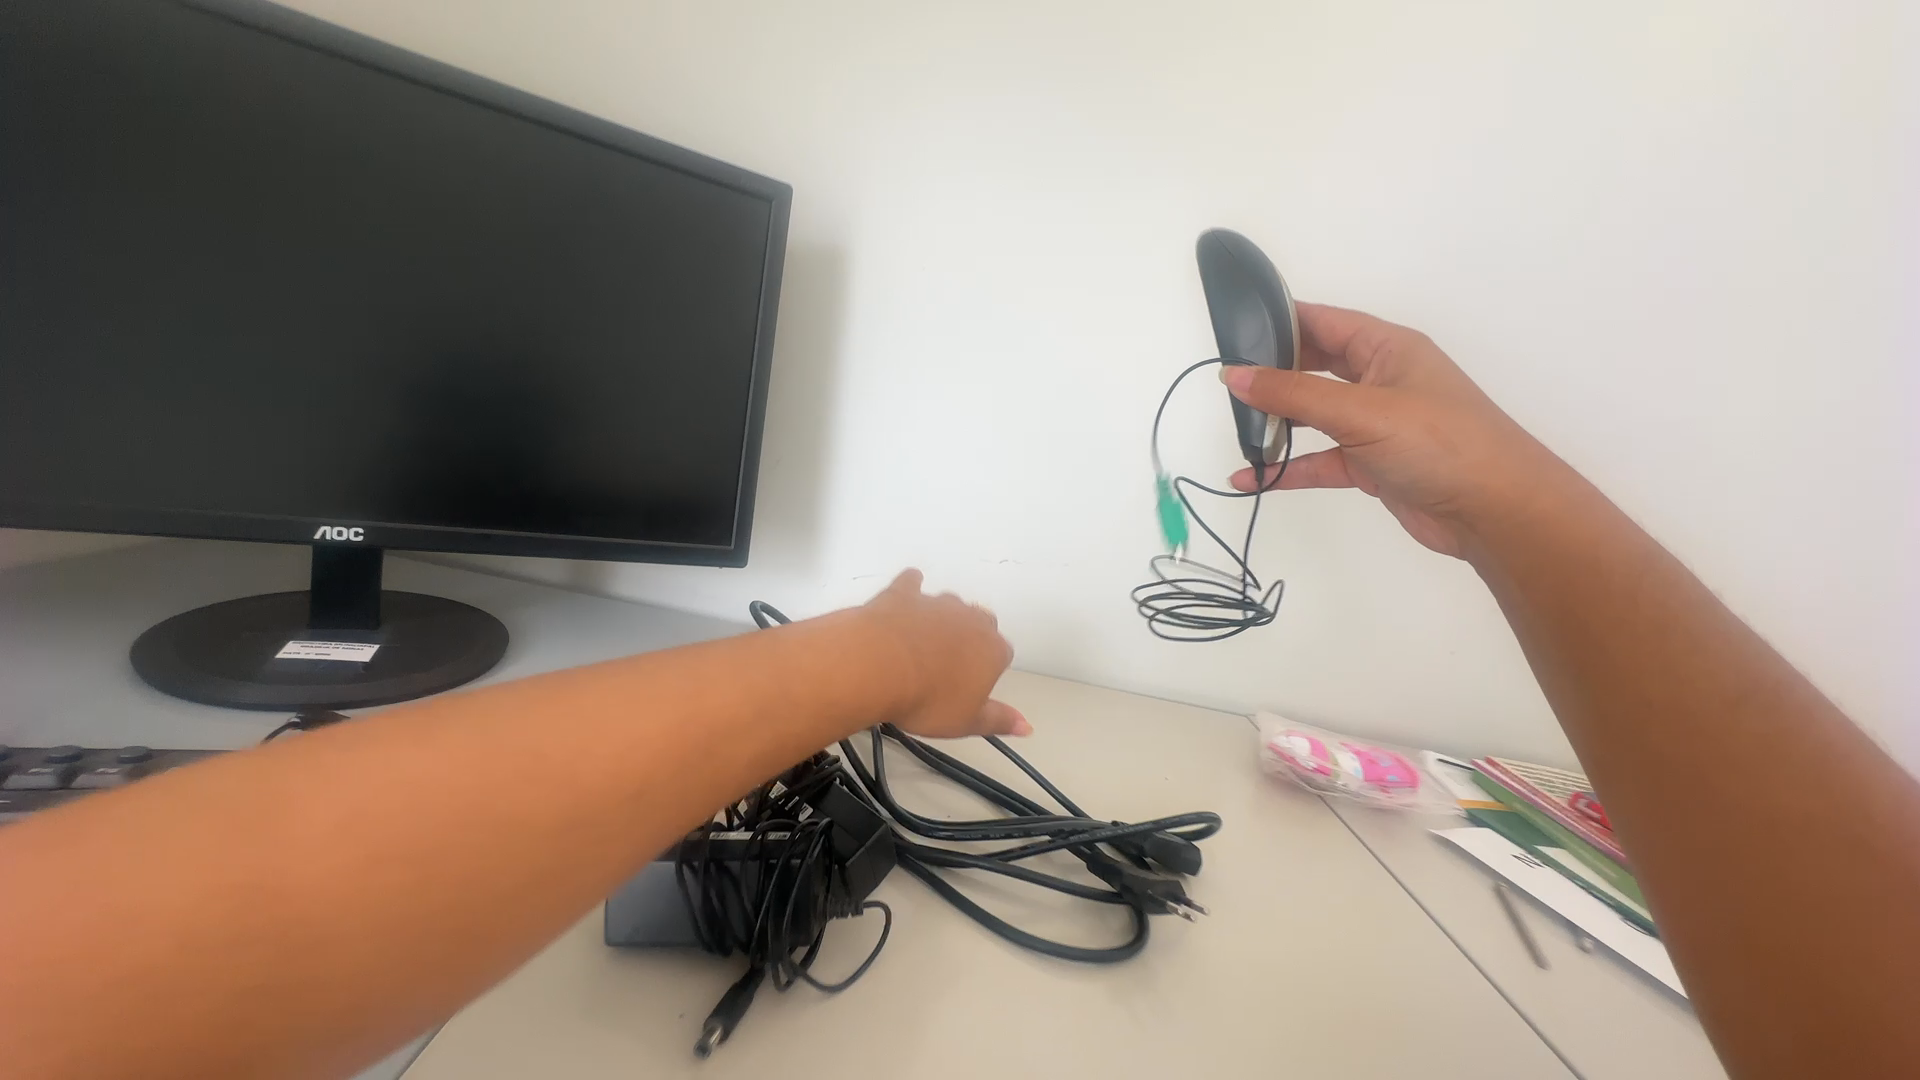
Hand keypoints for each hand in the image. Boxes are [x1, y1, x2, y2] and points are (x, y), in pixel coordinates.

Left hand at [860, 570, 1028, 738]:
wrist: (878, 666)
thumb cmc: (926, 697)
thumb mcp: (966, 721)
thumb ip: (998, 720)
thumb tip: (1026, 726)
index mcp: (992, 650)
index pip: (1002, 654)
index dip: (987, 670)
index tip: (970, 687)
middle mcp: (970, 619)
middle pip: (980, 623)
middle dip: (970, 639)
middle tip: (950, 666)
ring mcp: (937, 603)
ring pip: (949, 605)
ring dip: (941, 619)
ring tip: (922, 644)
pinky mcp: (904, 593)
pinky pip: (912, 584)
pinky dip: (911, 588)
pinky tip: (907, 595)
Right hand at [1223, 302, 1566, 557]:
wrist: (1495, 512)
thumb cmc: (1437, 444)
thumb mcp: (1360, 411)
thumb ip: (1293, 395)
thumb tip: (1233, 375)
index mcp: (1386, 348)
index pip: (1322, 322)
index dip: (1278, 320)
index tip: (1230, 330)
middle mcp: (1379, 380)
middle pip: (1312, 367)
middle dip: (1270, 373)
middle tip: (1224, 382)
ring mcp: (1373, 423)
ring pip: (1311, 415)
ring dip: (1275, 423)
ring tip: (1235, 429)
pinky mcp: (1369, 463)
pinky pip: (1316, 459)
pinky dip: (1286, 468)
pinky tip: (1251, 478)